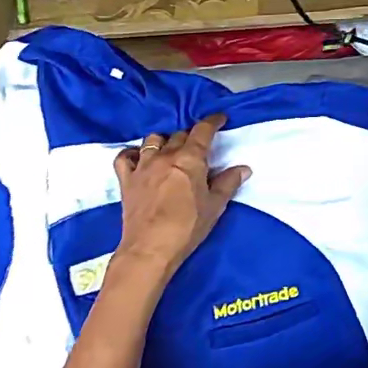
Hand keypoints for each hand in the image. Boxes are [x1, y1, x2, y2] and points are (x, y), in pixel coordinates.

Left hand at [111, 115, 250, 284]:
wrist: (150, 248)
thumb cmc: (188, 225)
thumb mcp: (215, 204)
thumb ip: (229, 182)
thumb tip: (243, 169)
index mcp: (190, 158)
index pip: (202, 130)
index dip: (213, 121)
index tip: (220, 119)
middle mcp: (165, 156)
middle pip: (179, 134)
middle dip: (191, 136)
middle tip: (200, 146)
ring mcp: (142, 166)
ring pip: (153, 140)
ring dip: (165, 141)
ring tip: (172, 151)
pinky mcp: (126, 180)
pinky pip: (125, 157)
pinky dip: (133, 154)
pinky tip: (141, 159)